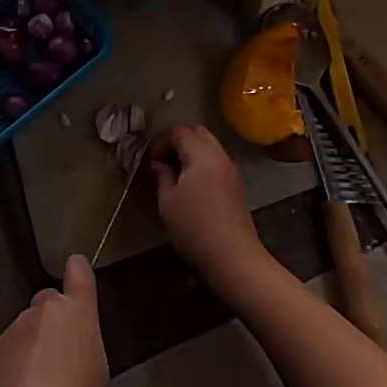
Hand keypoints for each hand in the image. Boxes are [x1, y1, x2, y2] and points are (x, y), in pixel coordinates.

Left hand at [0, 253, 107, 386]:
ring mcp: (21, 324)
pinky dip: (14, 357)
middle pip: (49, 302)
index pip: (78, 269)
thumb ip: (86, 334)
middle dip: (51, 320)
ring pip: (28, 325)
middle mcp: (48, 308)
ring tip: (41, 374)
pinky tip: (23, 382)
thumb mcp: (97, 363)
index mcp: (78, 308)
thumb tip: (79, 340)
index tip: (75, 267)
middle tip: (59, 351)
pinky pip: (10, 344)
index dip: (77, 269)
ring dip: (32, 340)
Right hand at [150, 125, 267, 279]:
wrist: (233, 255)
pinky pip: (217, 160)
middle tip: (162, 162)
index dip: (161, 142)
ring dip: (192, 151)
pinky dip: (203, 162)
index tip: (150, 162)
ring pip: (209, 145)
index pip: (179, 132)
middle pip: (197, 132)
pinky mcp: (236, 183)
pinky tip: (193, 185)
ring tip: (176, 174)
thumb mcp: (168, 202)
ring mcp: (231, 167)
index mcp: (201, 153)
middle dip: (178, 141)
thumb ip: (161, 176)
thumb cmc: (194, 227)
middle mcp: (219, 153)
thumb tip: (157, 164)